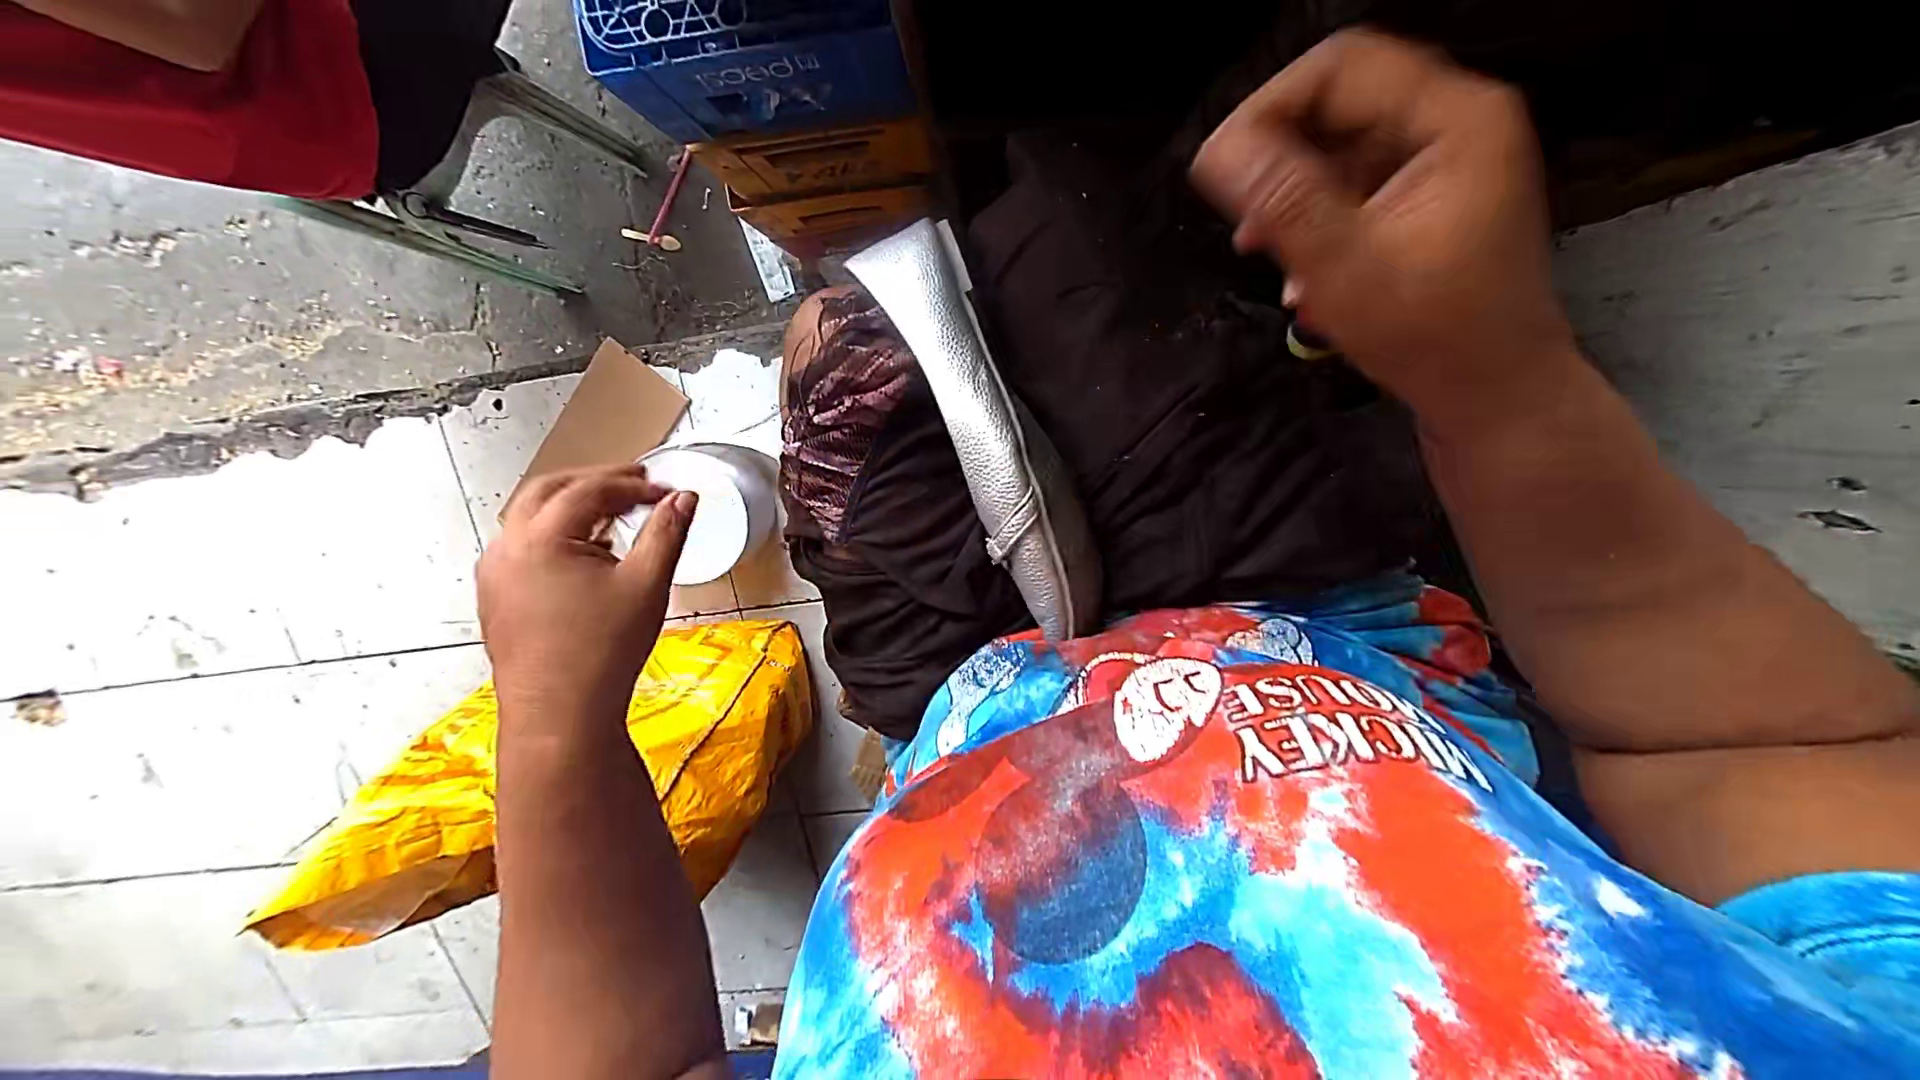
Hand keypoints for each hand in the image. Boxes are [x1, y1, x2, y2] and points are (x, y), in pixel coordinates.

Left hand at [477, 464, 695, 711]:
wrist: (561, 714)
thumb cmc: (602, 652)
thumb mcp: (647, 584)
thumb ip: (668, 533)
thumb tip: (685, 499)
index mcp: (539, 539)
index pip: (590, 490)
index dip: (634, 486)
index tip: (667, 492)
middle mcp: (506, 548)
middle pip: (550, 490)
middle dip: (597, 482)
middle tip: (637, 483)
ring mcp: (495, 573)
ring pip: (532, 516)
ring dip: (574, 505)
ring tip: (615, 514)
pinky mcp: (497, 596)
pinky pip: (525, 545)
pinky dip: (558, 533)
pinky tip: (588, 551)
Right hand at [1190, 30, 1577, 425]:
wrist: (1489, 390)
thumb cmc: (1430, 336)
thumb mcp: (1346, 270)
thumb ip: (1282, 205)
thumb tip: (1217, 153)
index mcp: (1453, 121)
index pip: (1339, 70)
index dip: (1267, 110)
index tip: (1220, 171)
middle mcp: (1451, 126)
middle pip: (1336, 107)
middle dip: (1275, 164)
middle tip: (1239, 220)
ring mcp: (1438, 165)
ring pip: (1337, 152)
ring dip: (1287, 199)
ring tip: (1260, 251)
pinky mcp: (1421, 202)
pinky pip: (1350, 189)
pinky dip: (1311, 222)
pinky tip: (1295, 269)